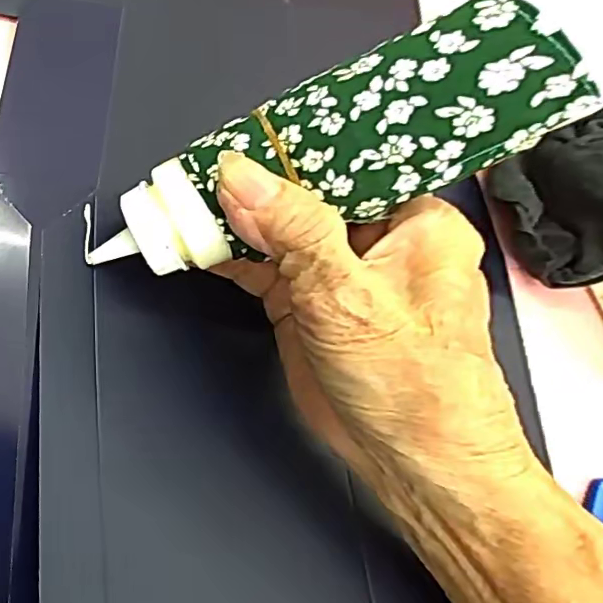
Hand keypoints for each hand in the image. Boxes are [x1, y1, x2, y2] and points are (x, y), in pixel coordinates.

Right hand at [209, 153, 542, 513]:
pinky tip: (196, 245)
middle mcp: (371, 245)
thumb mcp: (348, 295)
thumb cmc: (419, 387)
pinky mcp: (302, 304)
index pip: (346, 166)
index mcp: (413, 226)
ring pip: (272, 233)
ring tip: (183, 205)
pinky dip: (224, 257)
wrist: (410, 461)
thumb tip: (243, 176)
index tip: (242, 141)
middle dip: (248, 188)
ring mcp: (331, 276)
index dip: (293, 151)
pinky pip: (256, 266)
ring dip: (229, 224)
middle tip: (197, 172)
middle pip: (299, 199)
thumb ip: (293, 230)